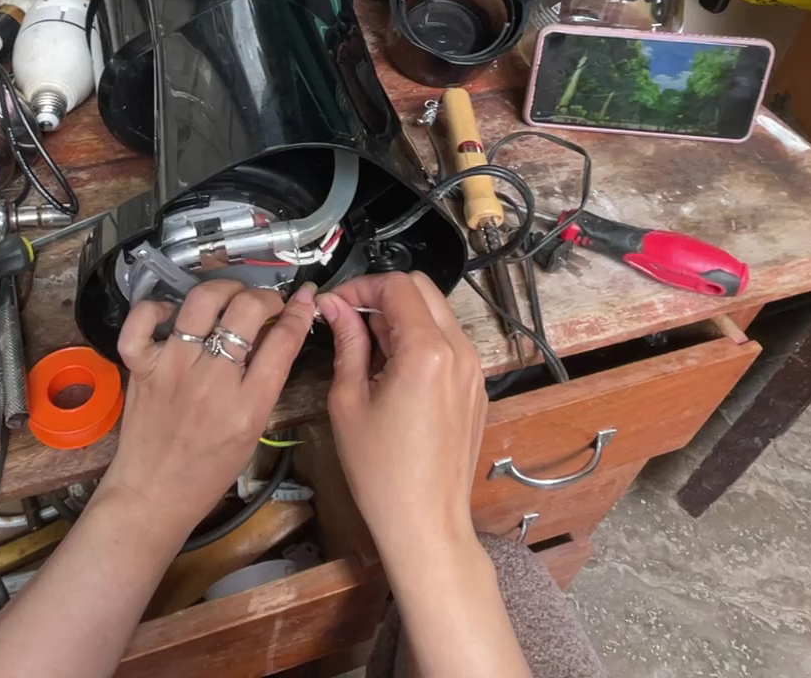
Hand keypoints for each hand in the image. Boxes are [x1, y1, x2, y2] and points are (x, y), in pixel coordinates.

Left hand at [102, 280, 317, 540]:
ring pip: (201, 302)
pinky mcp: (141, 366)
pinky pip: (142, 319)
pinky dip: (156, 307)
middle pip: (246, 310)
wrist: (153, 495)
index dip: (299, 313)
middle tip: (266, 303)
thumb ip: (266, 379)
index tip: (303, 300)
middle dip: (265, 296)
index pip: (282, 342)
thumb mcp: (253, 429)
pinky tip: (173, 314)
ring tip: (230, 297)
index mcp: (247, 406)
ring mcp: (171, 369)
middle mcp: (211, 381)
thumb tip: (280, 329)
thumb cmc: (209, 469)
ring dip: (223, 289)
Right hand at [316, 272, 486, 550]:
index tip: (335, 304)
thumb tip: (335, 306)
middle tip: (350, 318)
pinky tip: (393, 368)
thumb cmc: (382, 470)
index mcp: (427, 351)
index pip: (396, 286)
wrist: (425, 523)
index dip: (360, 286)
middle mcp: (459, 351)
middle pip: (422, 288)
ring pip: (437, 313)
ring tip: (368, 346)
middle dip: (382, 294)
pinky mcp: (475, 388)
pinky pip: (448, 341)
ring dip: (401, 315)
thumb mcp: (348, 400)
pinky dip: (420, 337)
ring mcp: (473, 370)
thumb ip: (347, 342)